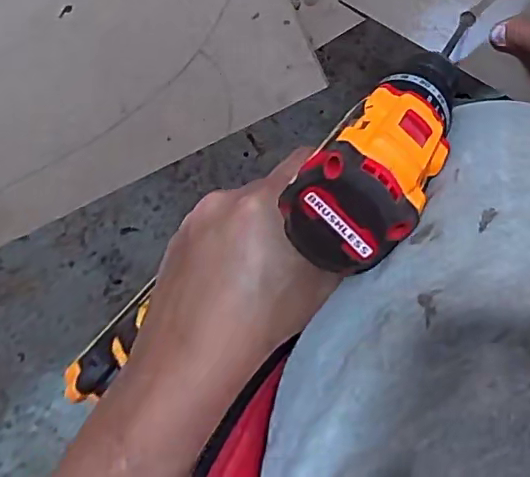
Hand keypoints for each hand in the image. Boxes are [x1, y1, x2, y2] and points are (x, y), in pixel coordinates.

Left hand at [59, 150, 338, 475]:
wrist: (183, 371)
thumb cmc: (252, 330)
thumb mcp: (317, 285)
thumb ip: (336, 245)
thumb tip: (353, 230)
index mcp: (260, 201)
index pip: (305, 158)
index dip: (325, 172)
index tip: (333, 194)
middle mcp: (225, 199)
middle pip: (272, 186)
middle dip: (290, 208)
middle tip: (300, 242)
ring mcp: (195, 218)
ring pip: (242, 207)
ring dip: (257, 225)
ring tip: (262, 269)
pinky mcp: (176, 239)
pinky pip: (215, 226)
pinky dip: (229, 241)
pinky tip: (232, 278)